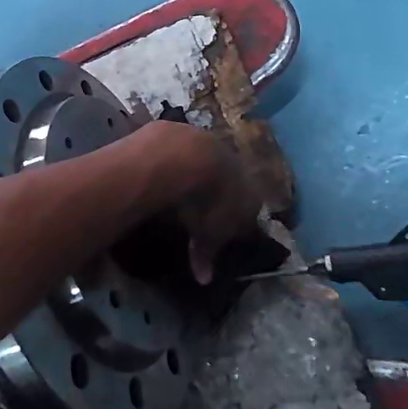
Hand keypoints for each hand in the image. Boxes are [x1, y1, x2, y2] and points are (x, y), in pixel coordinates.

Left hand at [140, 121, 261, 283]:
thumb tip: (204, 279)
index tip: (224, 232)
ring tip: (177, 188)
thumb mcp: (207, 236)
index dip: (236, 223)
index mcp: (248, 193)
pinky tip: (158, 169)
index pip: (249, 210)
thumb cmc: (205, 204)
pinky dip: (171, 159)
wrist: (186, 157)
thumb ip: (206, 255)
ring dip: (195, 172)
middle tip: (199, 208)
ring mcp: (210, 143)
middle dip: (217, 193)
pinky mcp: (182, 129)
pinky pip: (179, 148)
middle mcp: (235, 166)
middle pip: (229, 182)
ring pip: (206, 161)